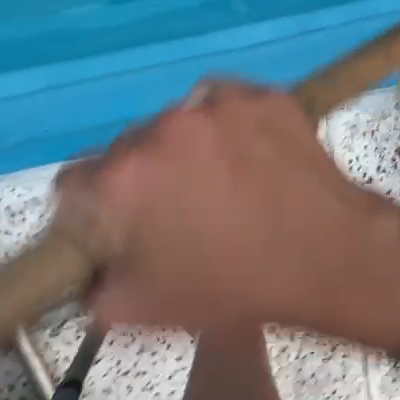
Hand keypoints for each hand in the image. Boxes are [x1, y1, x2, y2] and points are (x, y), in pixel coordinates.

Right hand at [52, 81, 399, 339]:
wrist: (323, 250)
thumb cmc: (229, 284)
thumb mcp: (137, 306)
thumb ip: (91, 281)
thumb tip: (88, 263)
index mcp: (123, 178)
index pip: (75, 182)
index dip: (90, 207)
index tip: (116, 223)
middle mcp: (164, 127)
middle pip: (130, 146)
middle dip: (142, 174)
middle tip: (176, 205)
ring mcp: (219, 104)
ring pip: (180, 120)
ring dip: (186, 144)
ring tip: (219, 177)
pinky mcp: (262, 94)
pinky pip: (227, 103)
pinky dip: (228, 123)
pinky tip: (247, 152)